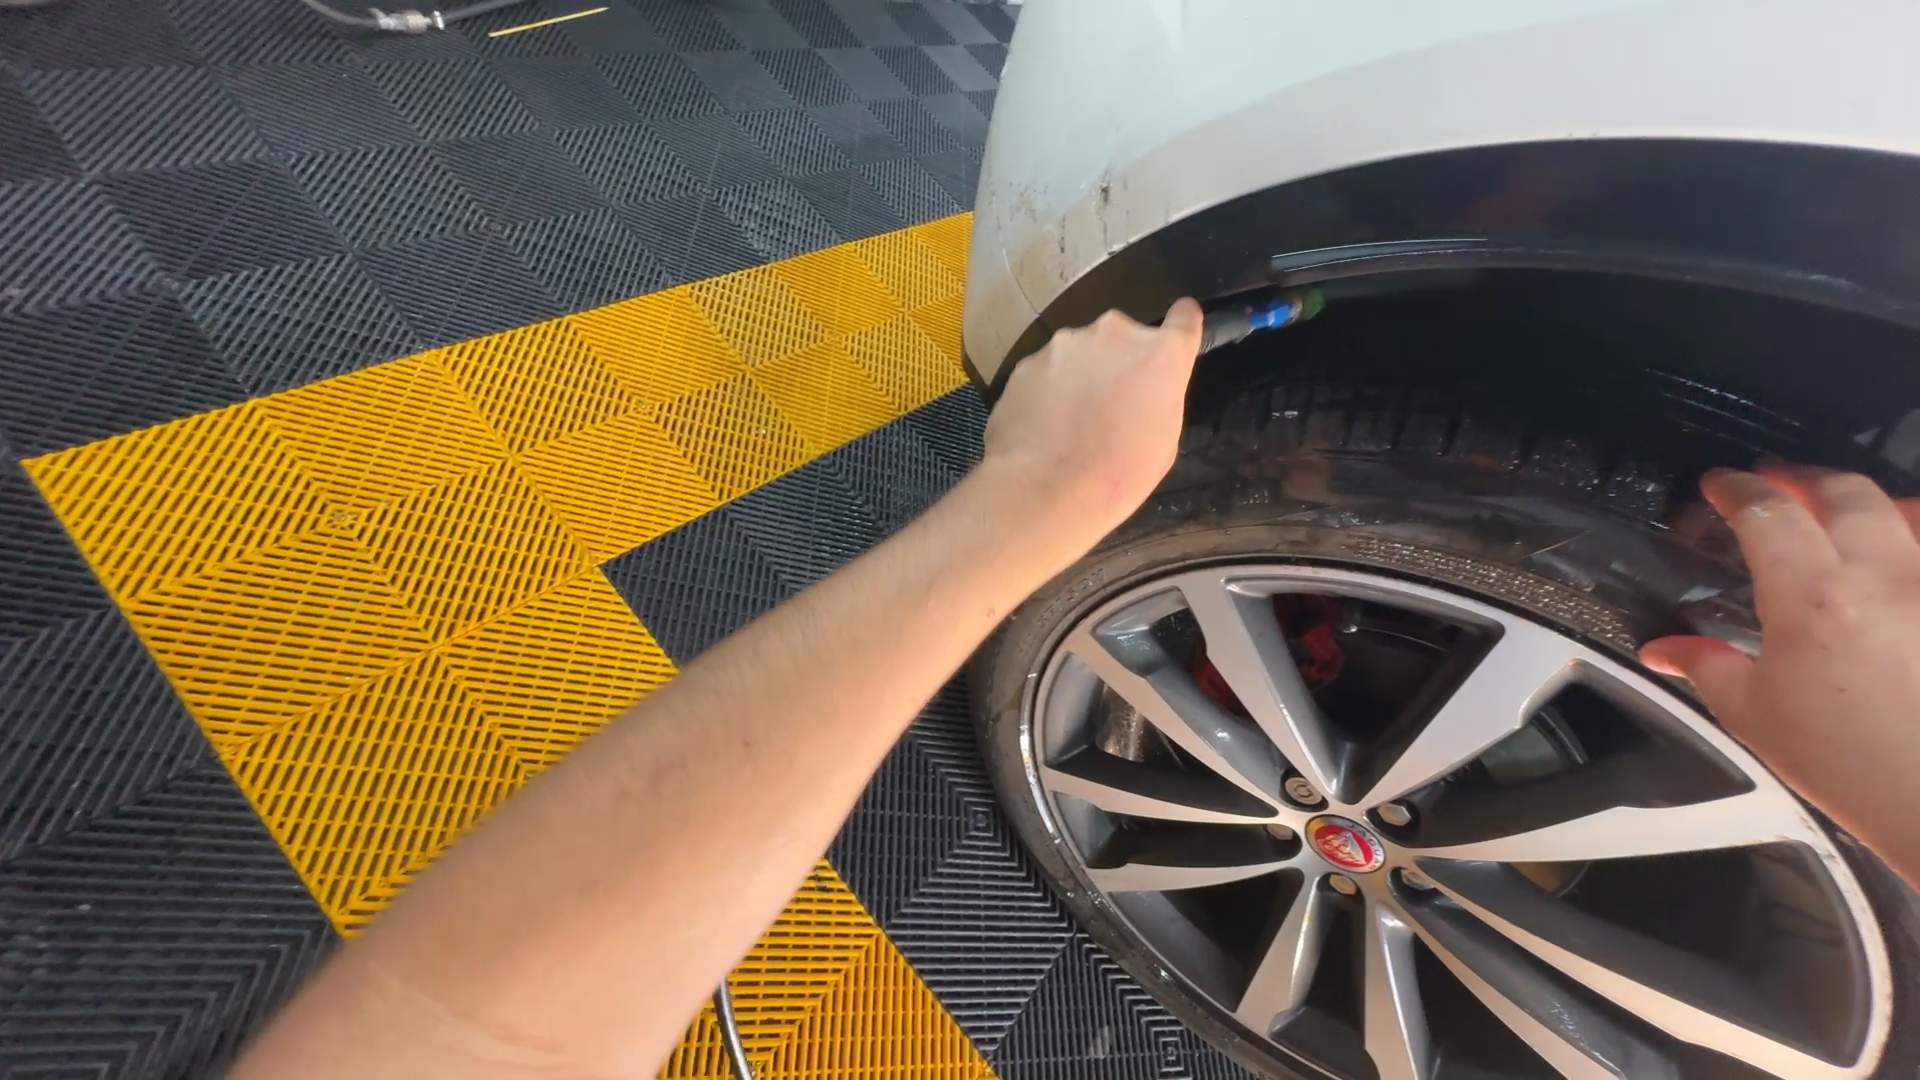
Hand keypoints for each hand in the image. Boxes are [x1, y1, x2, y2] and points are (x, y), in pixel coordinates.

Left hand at [979, 299, 1203, 548]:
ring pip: (1079, 352)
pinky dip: (1045, 390)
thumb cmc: (1118, 474)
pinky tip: (1040, 425)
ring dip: (1078, 375)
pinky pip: (1044, 371)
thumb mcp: (1163, 441)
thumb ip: (1158, 398)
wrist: (1045, 490)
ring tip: (1067, 421)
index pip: (1183, 319)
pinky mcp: (1026, 362)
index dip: (1178, 328)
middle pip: (1122, 339)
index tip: (1170, 339)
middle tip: (1106, 406)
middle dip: (1117, 363)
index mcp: (1161, 354)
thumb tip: (1143, 390)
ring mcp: (1065, 344)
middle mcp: (1114, 333)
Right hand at [1641, 465, 1919, 887]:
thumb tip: (1664, 650)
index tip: (1719, 482)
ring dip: (1878, 501)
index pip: (1768, 514)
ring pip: (1919, 513)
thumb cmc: (1853, 763)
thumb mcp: (1754, 714)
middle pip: (1850, 495)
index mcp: (1813, 599)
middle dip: (1806, 477)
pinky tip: (1909, 548)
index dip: (1737, 488)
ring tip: (1854, 508)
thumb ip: (1706, 666)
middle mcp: (1891, 580)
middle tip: (1779, 477)